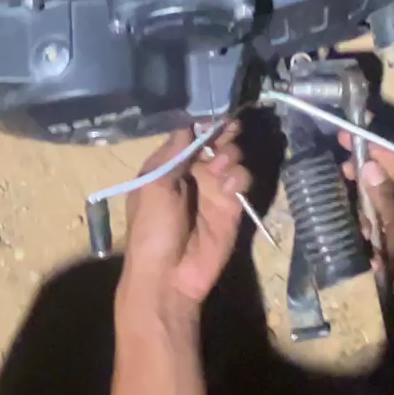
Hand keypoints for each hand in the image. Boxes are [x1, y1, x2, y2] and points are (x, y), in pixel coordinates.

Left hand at [118, 125, 249, 320]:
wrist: (167, 276)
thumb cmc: (151, 229)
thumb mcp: (153, 186)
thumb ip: (173, 153)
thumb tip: (189, 125)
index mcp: (168, 167)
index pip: (190, 137)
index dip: (203, 126)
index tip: (215, 118)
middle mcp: (193, 174)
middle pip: (215, 143)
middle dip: (223, 135)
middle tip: (228, 132)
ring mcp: (214, 189)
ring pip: (232, 158)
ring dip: (231, 154)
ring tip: (222, 163)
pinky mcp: (232, 206)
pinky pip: (241, 180)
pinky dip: (239, 176)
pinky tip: (230, 184)